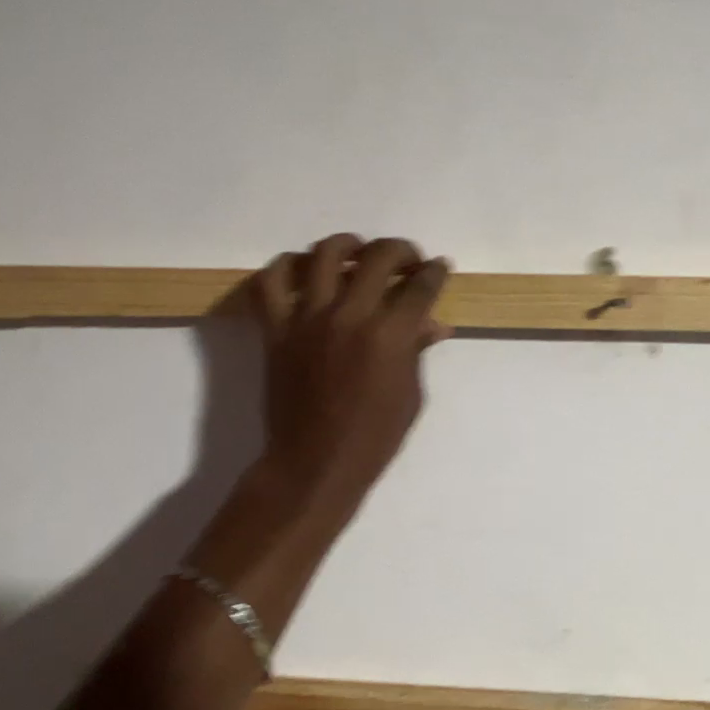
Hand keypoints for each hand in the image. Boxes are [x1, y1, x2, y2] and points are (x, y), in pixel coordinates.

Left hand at [249, 234, 450, 493]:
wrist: (314, 464)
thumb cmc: (372, 439)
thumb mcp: (409, 396)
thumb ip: (417, 351)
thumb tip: (432, 324)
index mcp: (390, 335)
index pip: (420, 285)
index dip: (434, 272)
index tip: (437, 268)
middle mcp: (351, 315)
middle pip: (378, 256)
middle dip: (400, 250)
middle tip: (405, 261)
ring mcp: (309, 318)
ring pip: (324, 255)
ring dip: (346, 245)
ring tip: (355, 253)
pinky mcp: (277, 329)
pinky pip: (271, 282)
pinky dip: (285, 267)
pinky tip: (301, 270)